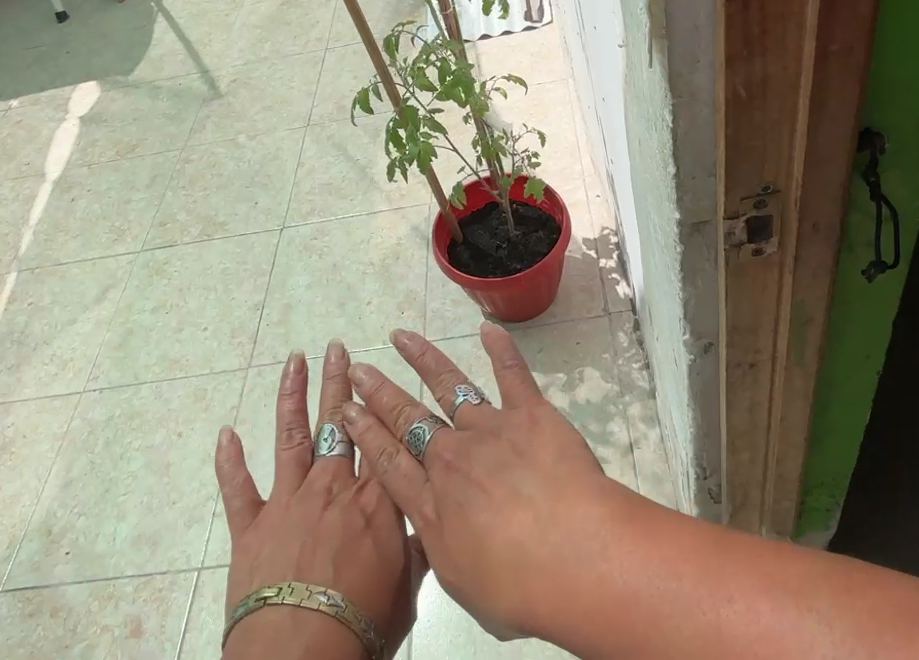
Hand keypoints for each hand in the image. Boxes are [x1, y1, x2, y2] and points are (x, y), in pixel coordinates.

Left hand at [216, 342, 426, 658]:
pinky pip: (238, 486)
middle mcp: (333, 487)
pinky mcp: (251, 524)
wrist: (302, 651)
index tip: (382, 372)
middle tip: (339, 347)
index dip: (383, 404)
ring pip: (292, 436)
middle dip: (340, 382)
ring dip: (292, 395)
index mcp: (376, 500)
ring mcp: (289, 501)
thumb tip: (428, 528)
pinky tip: (226, 433)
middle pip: (340, 423)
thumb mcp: (407, 590)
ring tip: (294, 360)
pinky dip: (229, 460)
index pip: (383, 439)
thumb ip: (415, 551)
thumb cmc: (363, 625)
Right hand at [340, 324, 631, 641]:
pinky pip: (512, 374)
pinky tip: (487, 329)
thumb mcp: (463, 585)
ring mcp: (490, 431)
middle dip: (379, 393)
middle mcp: (451, 460)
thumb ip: (444, 551)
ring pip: (449, 386)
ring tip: (401, 336)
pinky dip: (501, 349)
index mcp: (431, 505)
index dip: (364, 433)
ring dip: (423, 359)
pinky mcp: (530, 414)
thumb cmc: (521, 590)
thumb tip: (435, 534)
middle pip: (407, 419)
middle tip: (358, 369)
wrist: (574, 558)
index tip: (345, 409)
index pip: (387, 462)